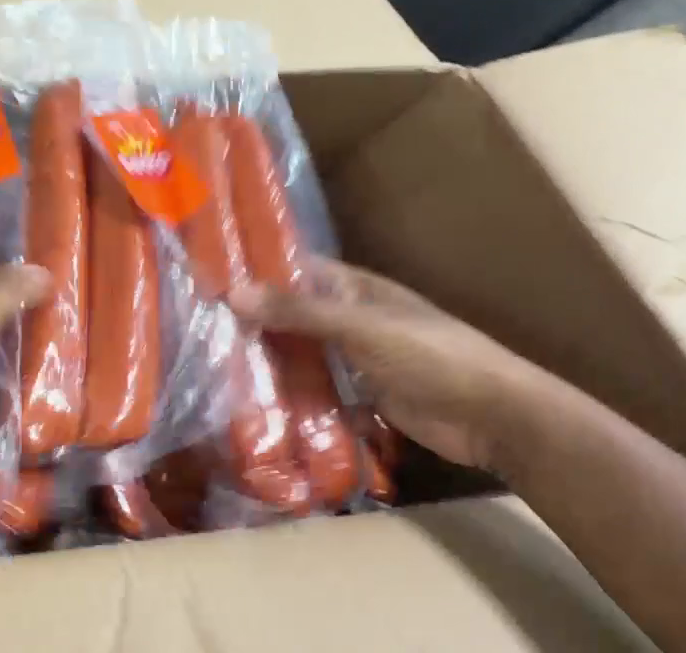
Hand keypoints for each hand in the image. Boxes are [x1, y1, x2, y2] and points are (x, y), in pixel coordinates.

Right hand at [230, 259, 539, 469]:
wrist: (496, 419)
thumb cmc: (433, 356)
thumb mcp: (362, 326)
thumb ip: (298, 310)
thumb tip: (230, 291)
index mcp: (352, 286)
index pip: (291, 266)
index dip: (251, 265)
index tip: (201, 270)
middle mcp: (345, 315)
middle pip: (286, 309)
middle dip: (247, 314)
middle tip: (190, 319)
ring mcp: (348, 355)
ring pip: (293, 347)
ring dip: (261, 352)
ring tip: (205, 356)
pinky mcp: (352, 392)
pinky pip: (307, 384)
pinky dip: (280, 386)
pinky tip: (243, 392)